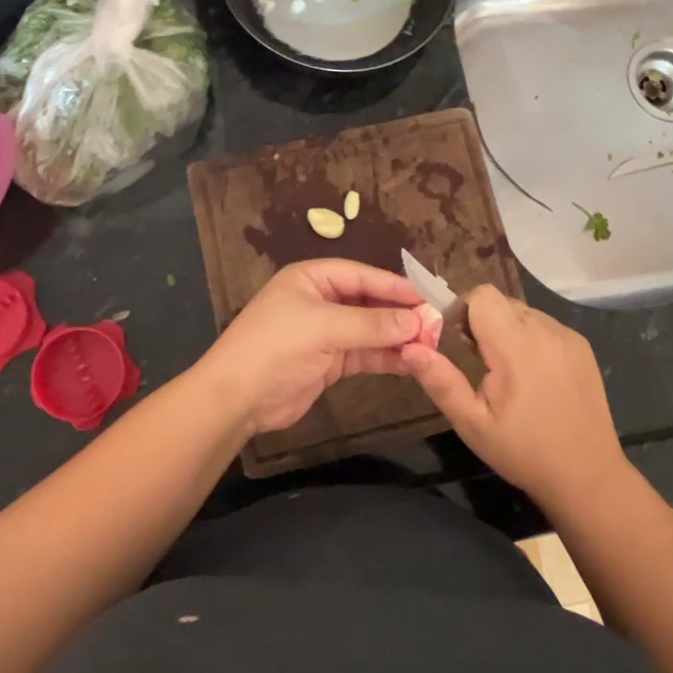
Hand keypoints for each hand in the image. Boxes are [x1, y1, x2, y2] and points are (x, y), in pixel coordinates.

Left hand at [193, 259, 429, 433]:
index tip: (428, 296)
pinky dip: (386, 357)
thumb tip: (417, 320)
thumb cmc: (275, 347)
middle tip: (435, 324)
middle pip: (368, 301)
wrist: (237, 397)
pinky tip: (411, 362)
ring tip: (430, 344)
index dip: (394, 285)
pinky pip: (364, 354)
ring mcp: (324, 333)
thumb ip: (372, 324)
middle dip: (399, 313)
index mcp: (311, 279)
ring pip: (369, 330)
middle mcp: (319, 301)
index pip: (361, 275)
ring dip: (397, 337)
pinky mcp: (328, 362)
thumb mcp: (324, 328)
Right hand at [400, 286, 625, 502]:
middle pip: (500, 301)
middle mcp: (545, 331)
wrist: (587, 476)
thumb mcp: (472, 423)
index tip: (456, 343)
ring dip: (506, 329)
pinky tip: (532, 375)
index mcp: (515, 346)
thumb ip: (440, 381)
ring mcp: (567, 336)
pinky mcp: (582, 346)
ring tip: (506, 371)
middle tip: (477, 361)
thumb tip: (409, 347)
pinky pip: (544, 325)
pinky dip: (530, 338)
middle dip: (481, 321)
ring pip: (522, 311)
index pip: (482, 295)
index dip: (462, 310)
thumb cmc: (522, 451)